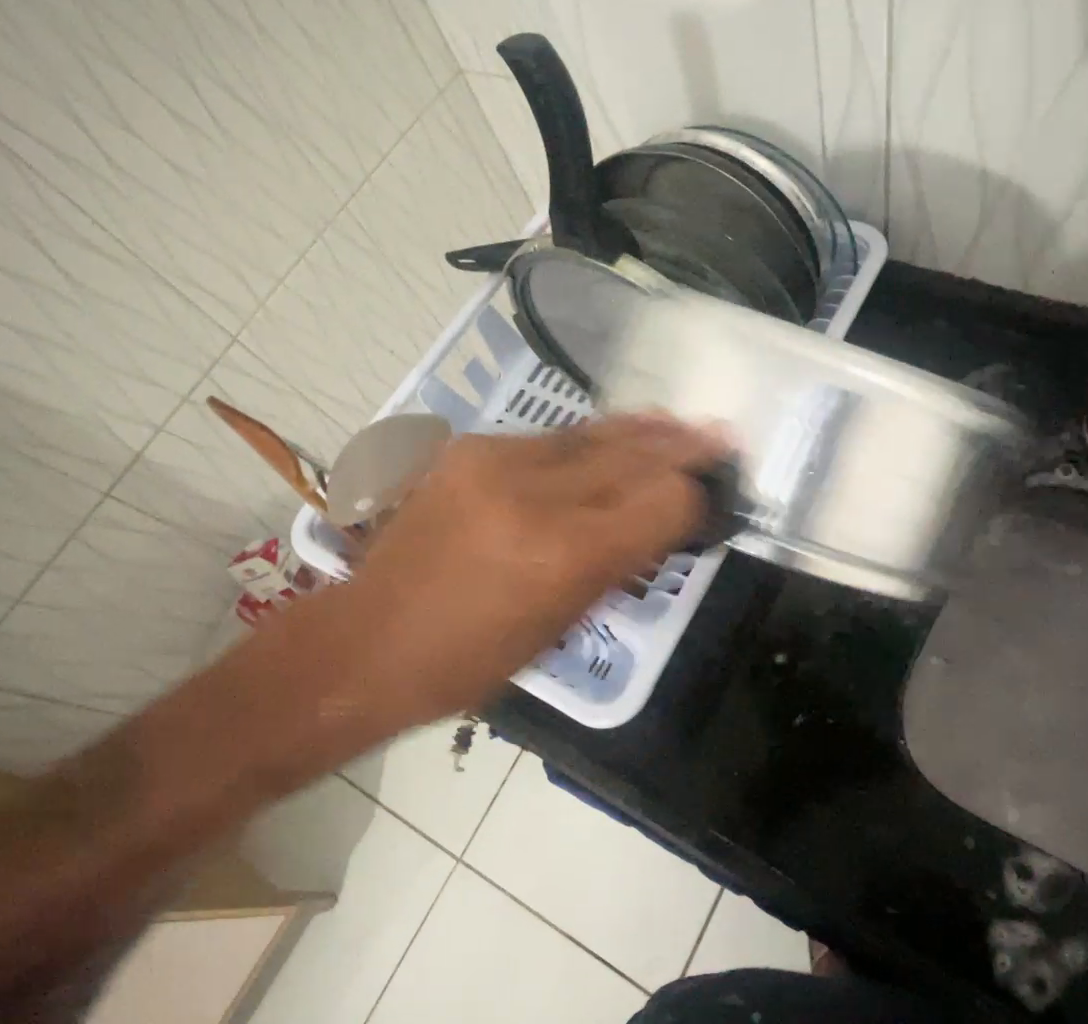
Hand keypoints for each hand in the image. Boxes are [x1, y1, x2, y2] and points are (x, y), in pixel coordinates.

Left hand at [315, 413, 726, 726]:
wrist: (366, 640)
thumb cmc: (468, 662)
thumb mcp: (557, 626)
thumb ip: (613, 565)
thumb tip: (657, 523)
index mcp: (564, 552)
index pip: (661, 500)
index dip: (694, 498)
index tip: (713, 497)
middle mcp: (535, 492)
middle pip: (634, 453)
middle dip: (683, 446)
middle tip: (721, 436)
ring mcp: (495, 461)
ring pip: (592, 434)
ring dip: (640, 433)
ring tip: (680, 425)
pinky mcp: (467, 448)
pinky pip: (549, 440)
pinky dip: (587, 444)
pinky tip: (608, 445)